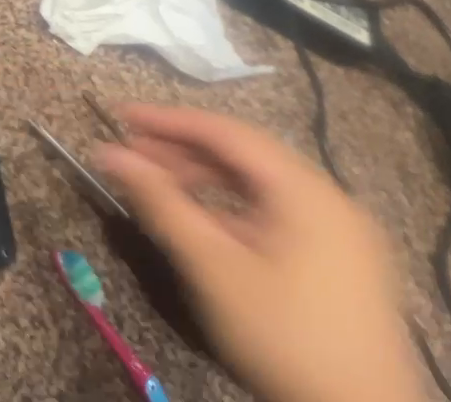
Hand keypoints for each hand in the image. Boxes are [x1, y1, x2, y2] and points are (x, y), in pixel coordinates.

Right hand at [92, 105, 423, 401]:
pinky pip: (274, 211)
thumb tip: (110, 154)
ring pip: (259, 184)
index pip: (227, 132)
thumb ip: (159, 201)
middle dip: (182, 149)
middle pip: (244, 155)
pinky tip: (199, 219)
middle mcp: (329, 200)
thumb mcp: (212, 266)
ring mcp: (340, 232)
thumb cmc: (283, 335)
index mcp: (306, 192)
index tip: (119, 115)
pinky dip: (230, 204)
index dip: (168, 120)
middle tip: (129, 151)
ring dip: (203, 177)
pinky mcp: (339, 260)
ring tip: (154, 182)